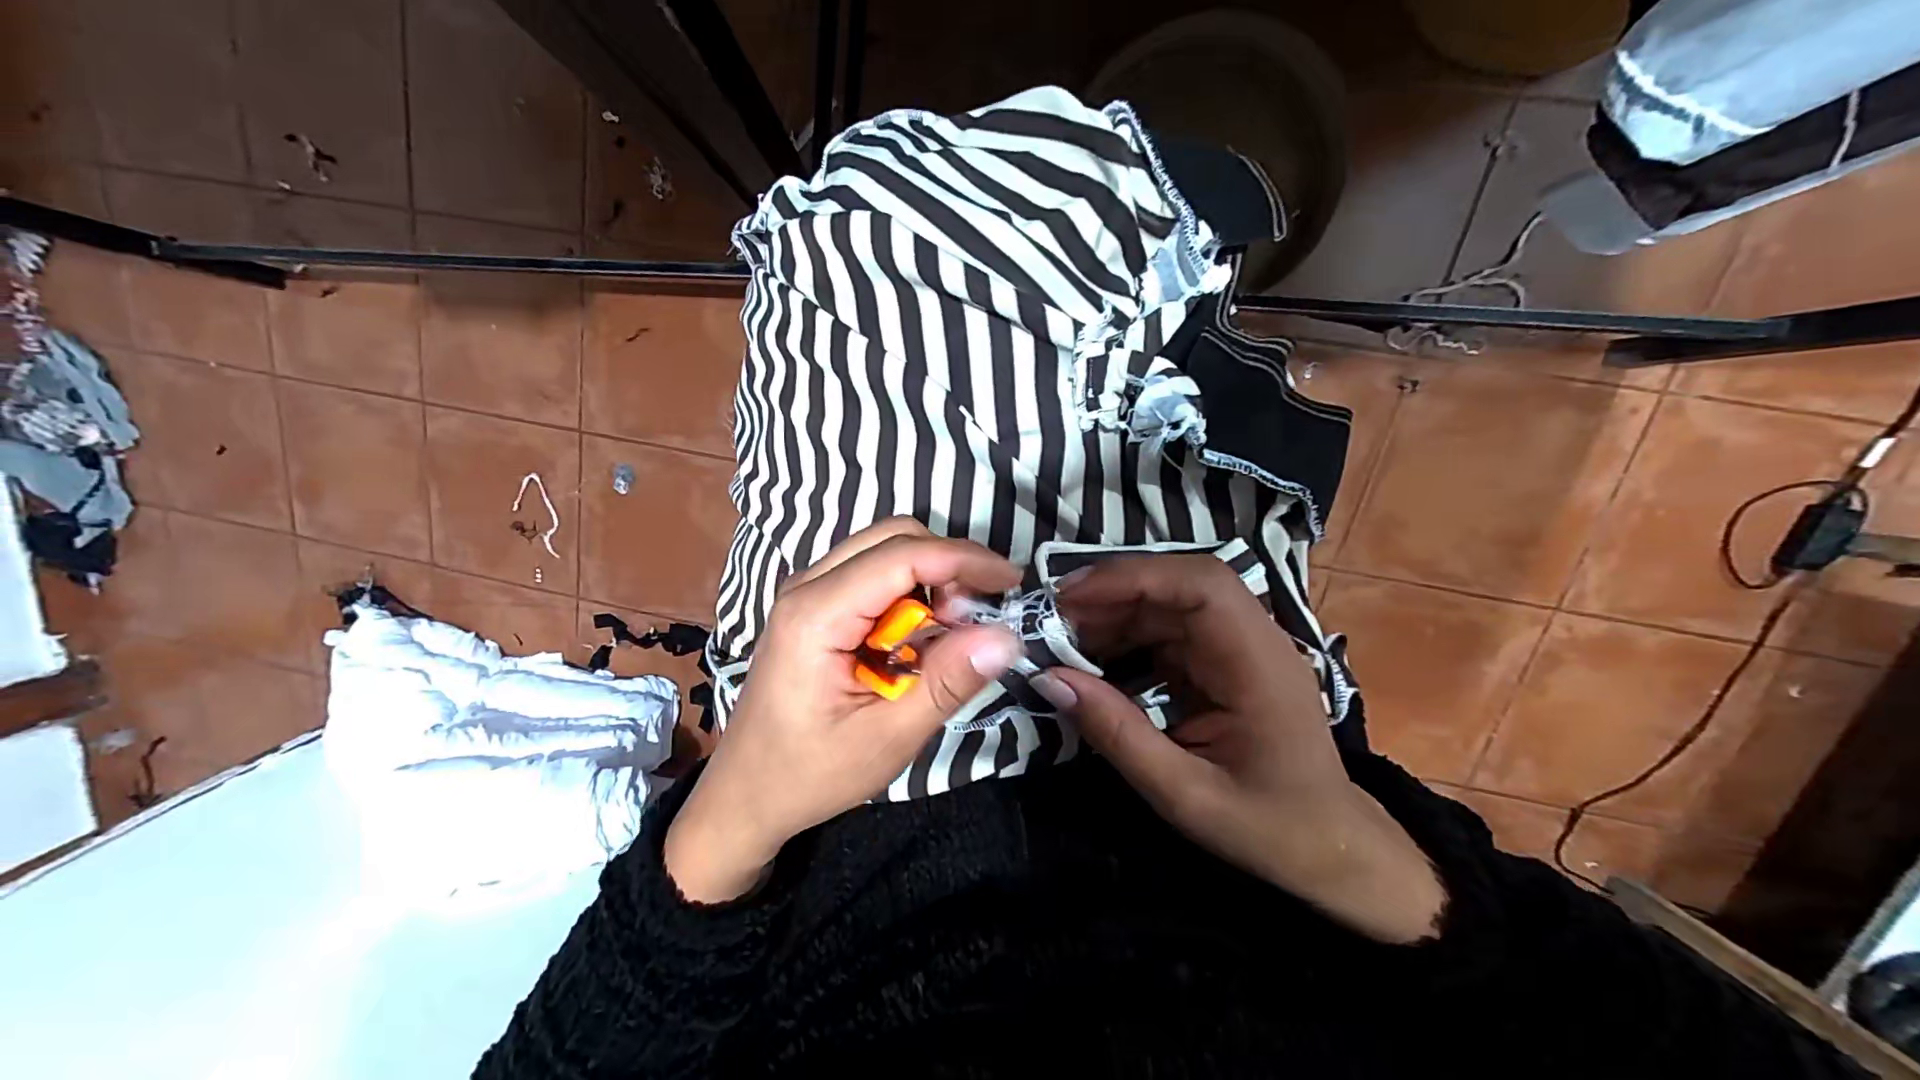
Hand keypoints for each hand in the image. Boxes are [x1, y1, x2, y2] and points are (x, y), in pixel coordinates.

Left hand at [664, 518, 1021, 902]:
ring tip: (951, 632)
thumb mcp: (888, 738)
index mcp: (816, 615)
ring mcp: (806, 593)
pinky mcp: (814, 606)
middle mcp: (806, 587)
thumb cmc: (810, 773)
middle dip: (947, 566)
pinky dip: (908, 592)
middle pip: (892, 538)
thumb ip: (947, 682)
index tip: (1011, 583)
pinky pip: (871, 575)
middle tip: (976, 617)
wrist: (745, 794)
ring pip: (883, 551)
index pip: (902, 555)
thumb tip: (1007, 636)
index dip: (964, 560)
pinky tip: (919, 637)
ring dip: (929, 578)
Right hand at [1033, 555, 1444, 942]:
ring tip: (1063, 640)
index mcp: (1259, 664)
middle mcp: (1254, 640)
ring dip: (1115, 614)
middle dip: (1113, 593)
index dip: (1133, 577)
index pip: (1202, 586)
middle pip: (1180, 585)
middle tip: (1052, 620)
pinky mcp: (1225, 662)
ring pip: (1170, 604)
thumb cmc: (1268, 827)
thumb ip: (1117, 734)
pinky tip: (1094, 660)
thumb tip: (1049, 679)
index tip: (1070, 597)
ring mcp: (1240, 648)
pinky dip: (1128, 638)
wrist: (1333, 852)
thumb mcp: (1183, 793)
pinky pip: (1170, 632)